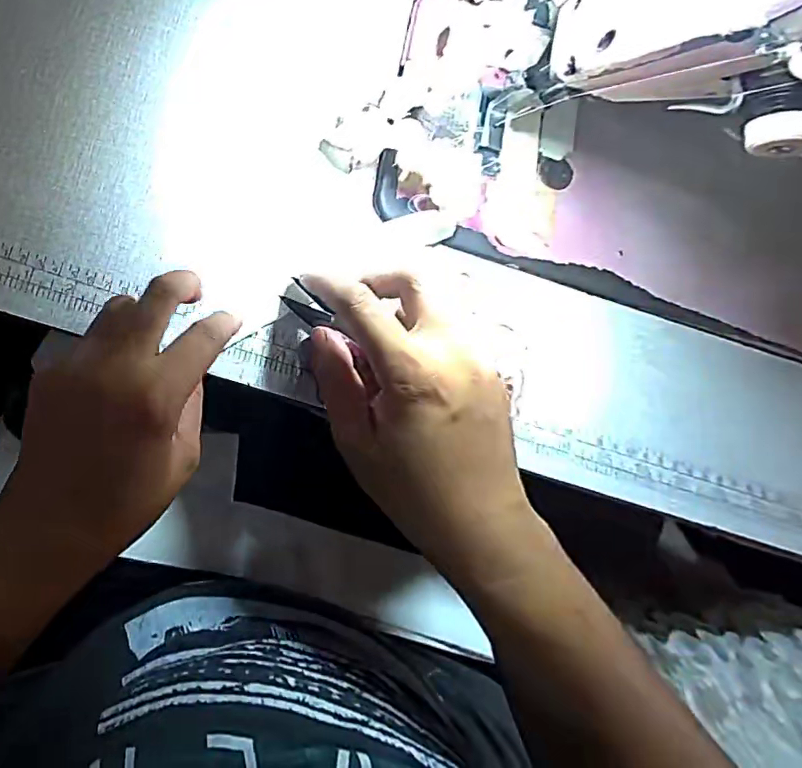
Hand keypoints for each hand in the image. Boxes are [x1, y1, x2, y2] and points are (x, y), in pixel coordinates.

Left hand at [0, 271, 240, 579]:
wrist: (52, 517)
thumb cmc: (125, 501)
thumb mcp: (181, 460)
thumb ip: (192, 404)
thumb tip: (193, 366)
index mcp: (155, 394)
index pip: (199, 338)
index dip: (221, 323)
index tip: (229, 318)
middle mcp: (115, 365)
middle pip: (153, 298)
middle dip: (181, 282)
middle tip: (194, 286)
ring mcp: (77, 361)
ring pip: (115, 310)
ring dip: (140, 311)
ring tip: (151, 328)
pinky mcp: (51, 367)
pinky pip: (88, 341)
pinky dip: (107, 346)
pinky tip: (110, 374)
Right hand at [300, 271, 535, 580]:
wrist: (487, 527)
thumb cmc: (412, 490)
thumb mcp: (356, 440)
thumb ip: (336, 378)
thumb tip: (323, 332)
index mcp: (413, 371)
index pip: (364, 304)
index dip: (330, 283)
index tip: (307, 277)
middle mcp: (455, 350)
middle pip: (418, 277)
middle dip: (375, 275)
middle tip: (347, 297)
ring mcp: (483, 355)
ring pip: (444, 291)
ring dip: (403, 293)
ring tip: (375, 323)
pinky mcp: (494, 366)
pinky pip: (458, 317)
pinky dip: (425, 313)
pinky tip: (405, 346)